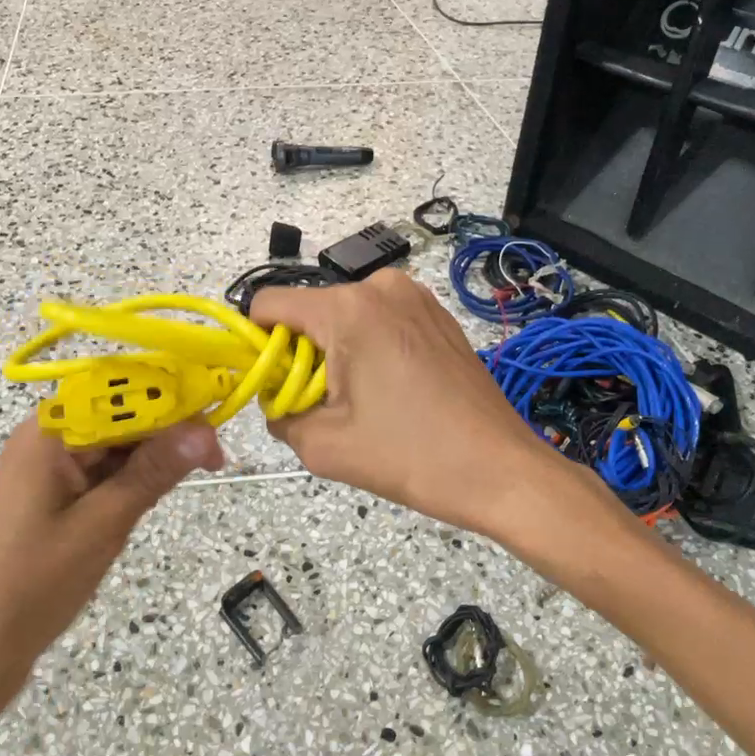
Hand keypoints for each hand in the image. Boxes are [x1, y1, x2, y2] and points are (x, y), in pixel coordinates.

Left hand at [0, 417, 223, 755]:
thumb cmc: (29, 584)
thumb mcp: (101, 525)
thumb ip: (153, 472)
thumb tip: (203, 428)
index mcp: (53, 430)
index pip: (125, 392)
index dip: (176, 400)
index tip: (219, 425)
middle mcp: (50, 437)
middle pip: (121, 413)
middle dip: (170, 428)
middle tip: (216, 461)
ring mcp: (49, 470)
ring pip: (116, 443)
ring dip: (154, 454)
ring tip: (198, 472)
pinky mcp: (51, 500)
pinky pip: (101, 472)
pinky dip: (132, 478)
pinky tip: (156, 491)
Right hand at [249, 269, 564, 535]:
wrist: (500, 468)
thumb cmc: (412, 456)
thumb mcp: (324, 447)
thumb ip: (279, 415)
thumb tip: (276, 400)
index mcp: (347, 309)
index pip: (269, 304)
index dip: (255, 342)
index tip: (268, 384)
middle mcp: (379, 287)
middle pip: (309, 312)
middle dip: (301, 355)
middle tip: (322, 406)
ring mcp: (414, 296)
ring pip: (345, 317)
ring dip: (337, 354)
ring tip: (363, 403)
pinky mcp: (436, 313)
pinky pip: (379, 321)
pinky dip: (369, 349)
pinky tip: (391, 391)